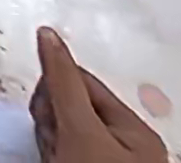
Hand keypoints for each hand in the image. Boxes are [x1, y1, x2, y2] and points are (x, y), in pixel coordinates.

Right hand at [31, 28, 167, 162]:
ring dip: (48, 135)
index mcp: (133, 127)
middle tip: (53, 139)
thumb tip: (47, 32)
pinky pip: (62, 145)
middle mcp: (125, 141)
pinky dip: (52, 151)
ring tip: (54, 156)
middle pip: (67, 102)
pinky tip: (54, 160)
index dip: (52, 88)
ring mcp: (109, 159)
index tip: (48, 112)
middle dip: (49, 116)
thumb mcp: (79, 128)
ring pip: (61, 125)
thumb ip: (62, 79)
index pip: (76, 80)